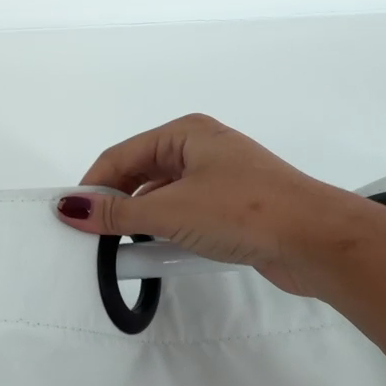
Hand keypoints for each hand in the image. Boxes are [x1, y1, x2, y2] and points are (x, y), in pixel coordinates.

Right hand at [54, 114, 375, 295]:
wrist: (318, 240)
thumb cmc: (242, 212)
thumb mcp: (168, 210)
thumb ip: (114, 212)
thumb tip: (68, 208)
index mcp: (185, 133)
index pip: (120, 156)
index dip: (92, 186)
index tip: (71, 220)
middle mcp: (200, 149)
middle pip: (138, 174)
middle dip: (114, 204)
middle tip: (91, 236)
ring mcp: (217, 178)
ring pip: (159, 197)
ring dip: (139, 220)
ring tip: (119, 248)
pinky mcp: (230, 208)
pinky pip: (181, 214)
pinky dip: (164, 230)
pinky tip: (155, 252)